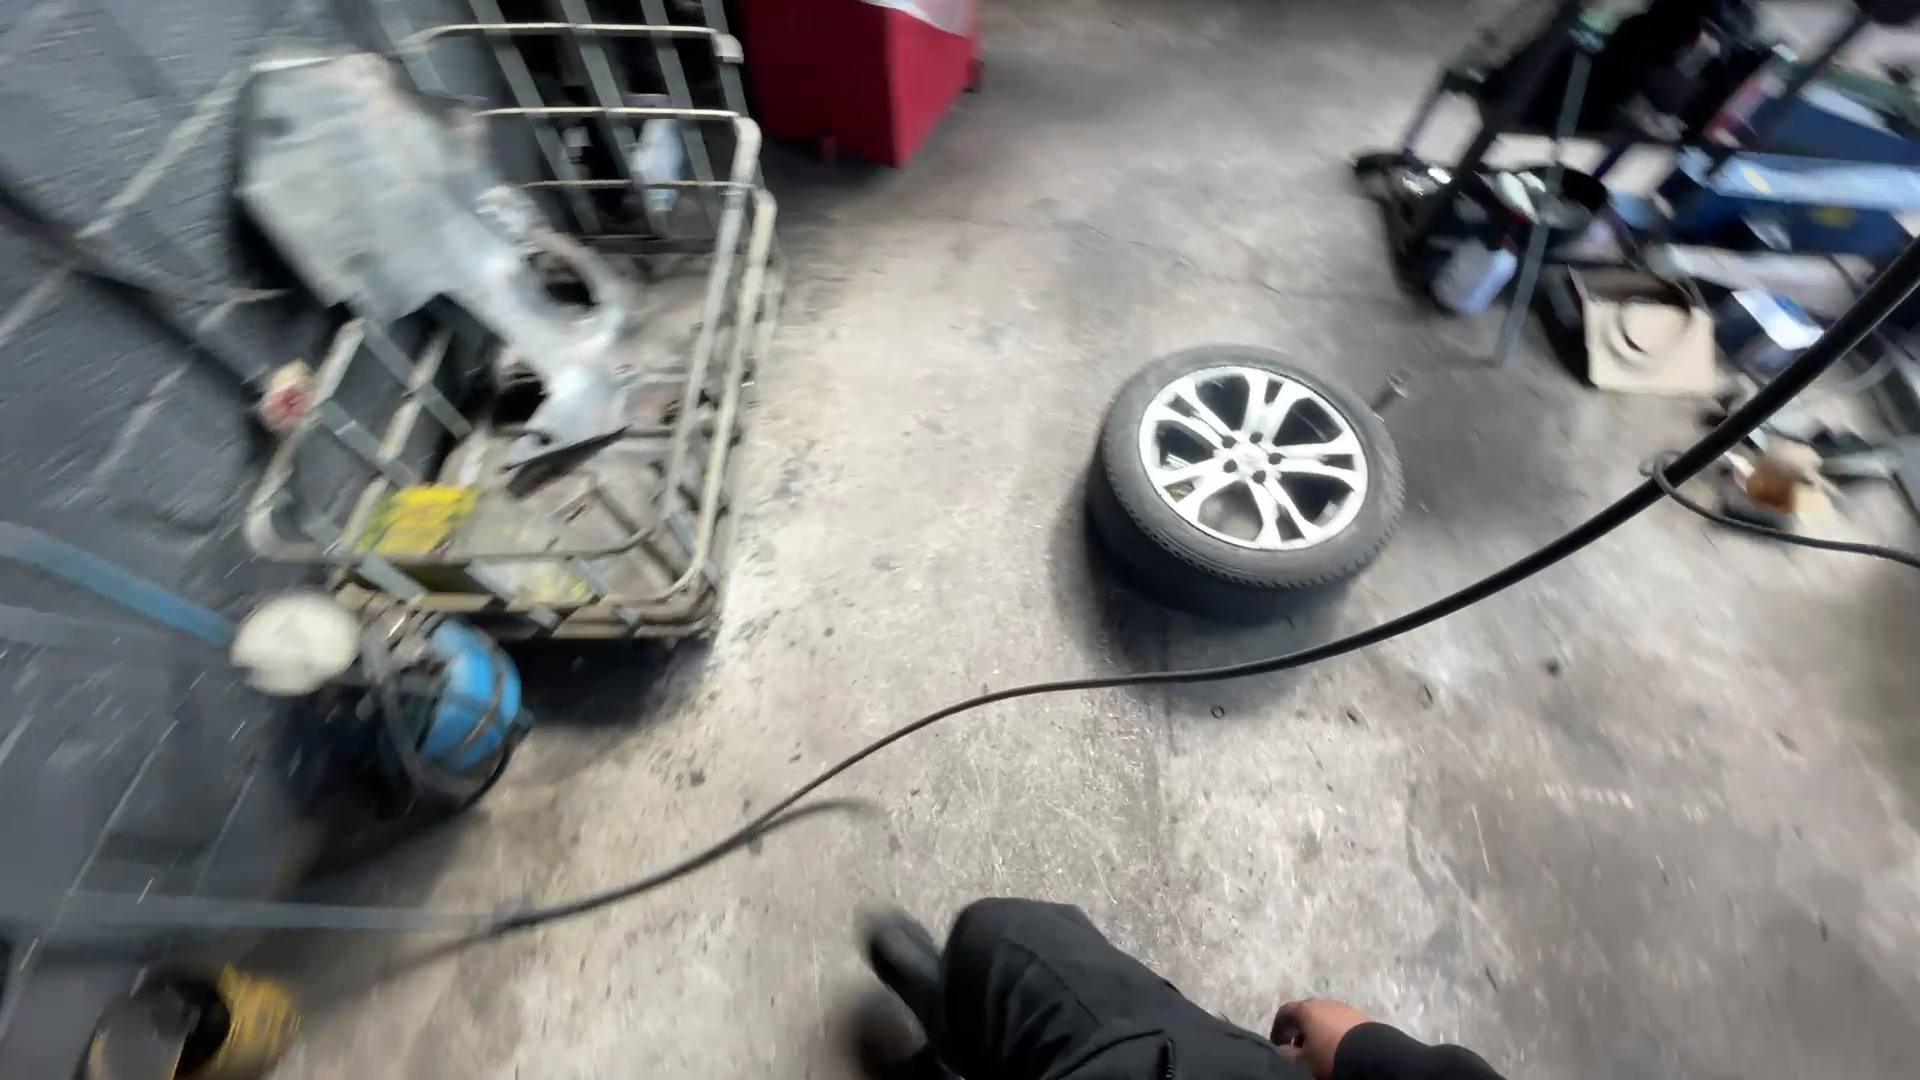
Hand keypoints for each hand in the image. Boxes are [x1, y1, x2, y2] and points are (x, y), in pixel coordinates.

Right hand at [1271, 998, 1369, 1079]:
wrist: (1372, 1055)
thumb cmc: (1330, 1055)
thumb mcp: (1306, 1061)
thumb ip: (1290, 1055)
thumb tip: (1282, 1050)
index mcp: (1304, 1009)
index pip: (1284, 1013)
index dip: (1278, 1027)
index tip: (1277, 1043)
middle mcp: (1321, 1003)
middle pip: (1304, 1013)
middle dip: (1299, 1029)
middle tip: (1297, 1047)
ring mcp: (1341, 1008)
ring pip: (1323, 1018)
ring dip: (1317, 1031)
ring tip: (1318, 1048)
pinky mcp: (1358, 1017)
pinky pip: (1339, 1023)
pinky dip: (1333, 1032)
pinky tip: (1337, 1046)